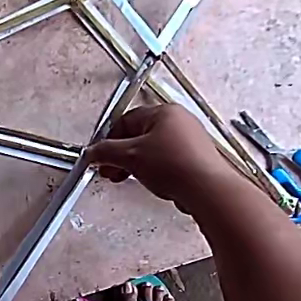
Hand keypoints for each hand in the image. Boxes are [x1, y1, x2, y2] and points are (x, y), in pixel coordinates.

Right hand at [83, 104, 244, 212]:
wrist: (206, 189)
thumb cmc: (178, 166)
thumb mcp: (131, 156)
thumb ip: (107, 152)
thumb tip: (93, 152)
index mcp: (164, 112)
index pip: (126, 121)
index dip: (109, 140)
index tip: (100, 155)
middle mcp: (179, 122)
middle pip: (140, 135)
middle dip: (122, 156)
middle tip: (111, 170)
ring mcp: (190, 140)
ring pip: (154, 150)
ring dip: (137, 165)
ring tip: (130, 178)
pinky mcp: (196, 160)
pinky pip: (168, 162)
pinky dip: (156, 171)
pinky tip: (153, 183)